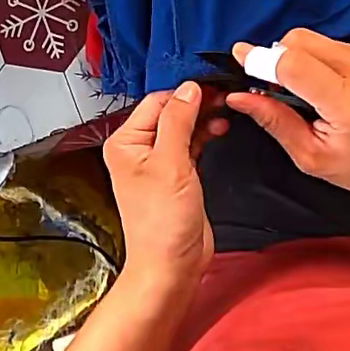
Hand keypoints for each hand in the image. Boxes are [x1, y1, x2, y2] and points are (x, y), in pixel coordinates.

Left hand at [101, 81, 221, 286]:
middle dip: (196, 104)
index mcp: (125, 142)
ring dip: (201, 119)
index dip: (184, 93)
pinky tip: (218, 129)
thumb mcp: (171, 163)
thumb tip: (188, 90)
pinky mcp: (175, 175)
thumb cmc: (161, 223)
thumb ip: (178, 122)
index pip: (155, 102)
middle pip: (169, 113)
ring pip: (181, 128)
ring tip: (224, 113)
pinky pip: (188, 145)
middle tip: (224, 98)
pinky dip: (203, 136)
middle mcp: (136, 149)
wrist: (170, 264)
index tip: (212, 86)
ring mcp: (156, 162)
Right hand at [227, 30, 349, 219]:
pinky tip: (338, 86)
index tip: (240, 59)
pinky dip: (328, 61)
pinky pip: (340, 43)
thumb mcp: (312, 157)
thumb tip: (237, 96)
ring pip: (318, 40)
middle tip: (281, 89)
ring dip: (304, 60)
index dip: (261, 59)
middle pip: (300, 41)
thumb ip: (273, 120)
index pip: (293, 63)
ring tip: (316, 92)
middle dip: (280, 59)